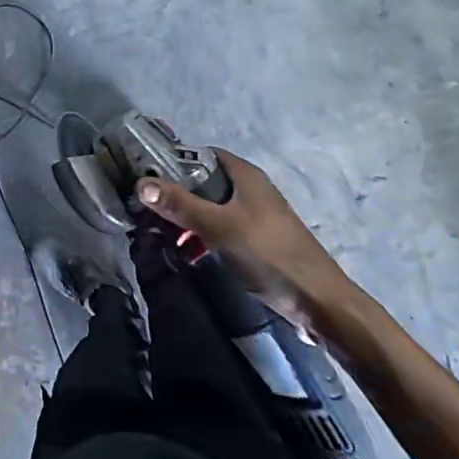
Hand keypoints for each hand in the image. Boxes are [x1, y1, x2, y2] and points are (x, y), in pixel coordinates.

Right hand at [137, 149, 358, 325]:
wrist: (319, 303)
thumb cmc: (269, 254)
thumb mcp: (218, 227)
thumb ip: (179, 204)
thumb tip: (140, 184)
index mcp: (245, 176)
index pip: (200, 155)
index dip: (172, 160)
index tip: (145, 174)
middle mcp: (249, 190)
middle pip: (200, 182)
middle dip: (172, 194)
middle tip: (145, 207)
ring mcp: (252, 216)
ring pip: (206, 207)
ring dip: (183, 218)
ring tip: (158, 231)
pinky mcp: (253, 240)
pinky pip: (215, 228)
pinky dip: (198, 235)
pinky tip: (184, 251)